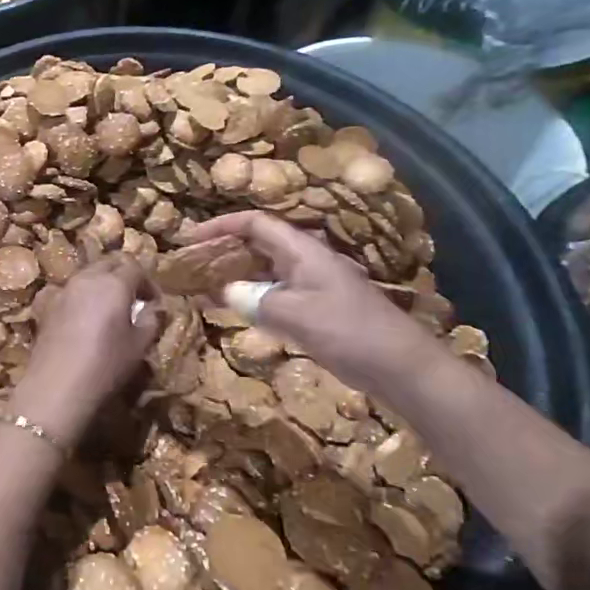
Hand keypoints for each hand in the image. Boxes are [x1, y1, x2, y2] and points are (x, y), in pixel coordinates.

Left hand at [14, 255, 161, 447]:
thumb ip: (150, 320)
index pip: (135, 267)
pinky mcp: (44, 306)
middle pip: (107, 263)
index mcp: (114, 283)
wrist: (58, 386)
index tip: (152, 303)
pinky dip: (72, 295)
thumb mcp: (139, 345)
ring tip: (105, 307)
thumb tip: (153, 309)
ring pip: (84, 274)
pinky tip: (74, 311)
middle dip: (122, 275)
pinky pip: (61, 291)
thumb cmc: (106, 365)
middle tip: (132, 299)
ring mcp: (61, 290)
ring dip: (98, 283)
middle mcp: (86, 278)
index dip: (147, 283)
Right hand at [188, 212, 443, 391]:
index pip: (255, 223)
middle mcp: (305, 261)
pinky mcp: (314, 308)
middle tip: (192, 264)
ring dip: (234, 274)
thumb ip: (254, 300)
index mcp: (302, 251)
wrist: (398, 366)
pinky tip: (232, 309)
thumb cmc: (348, 331)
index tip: (191, 238)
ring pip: (263, 269)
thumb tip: (225, 292)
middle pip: (258, 243)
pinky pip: (273, 293)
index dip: (222, 225)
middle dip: (223, 249)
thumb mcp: (294, 314)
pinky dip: (249, 296)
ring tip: (203, 285)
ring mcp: (310, 285)